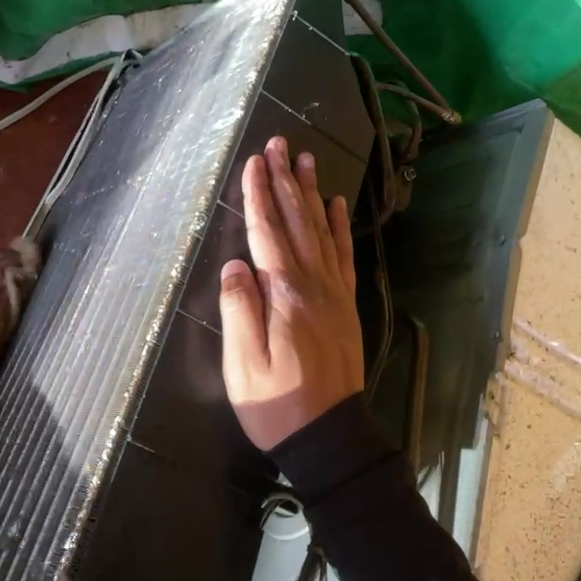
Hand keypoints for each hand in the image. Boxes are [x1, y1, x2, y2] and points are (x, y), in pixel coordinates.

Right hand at [218, 136, 362, 449]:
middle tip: (281, 143)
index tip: (254, 161)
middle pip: (297, 220)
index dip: (258, 195)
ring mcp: (334, 292)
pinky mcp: (346, 304)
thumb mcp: (245, 366)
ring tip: (307, 159)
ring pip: (322, 230)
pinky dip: (339, 226)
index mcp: (284, 293)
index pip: (267, 232)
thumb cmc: (277, 405)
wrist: (331, 438)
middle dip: (286, 179)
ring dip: (312, 192)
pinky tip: (335, 205)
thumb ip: (239, 310)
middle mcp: (313, 283)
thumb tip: (234, 264)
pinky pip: (344, 255)